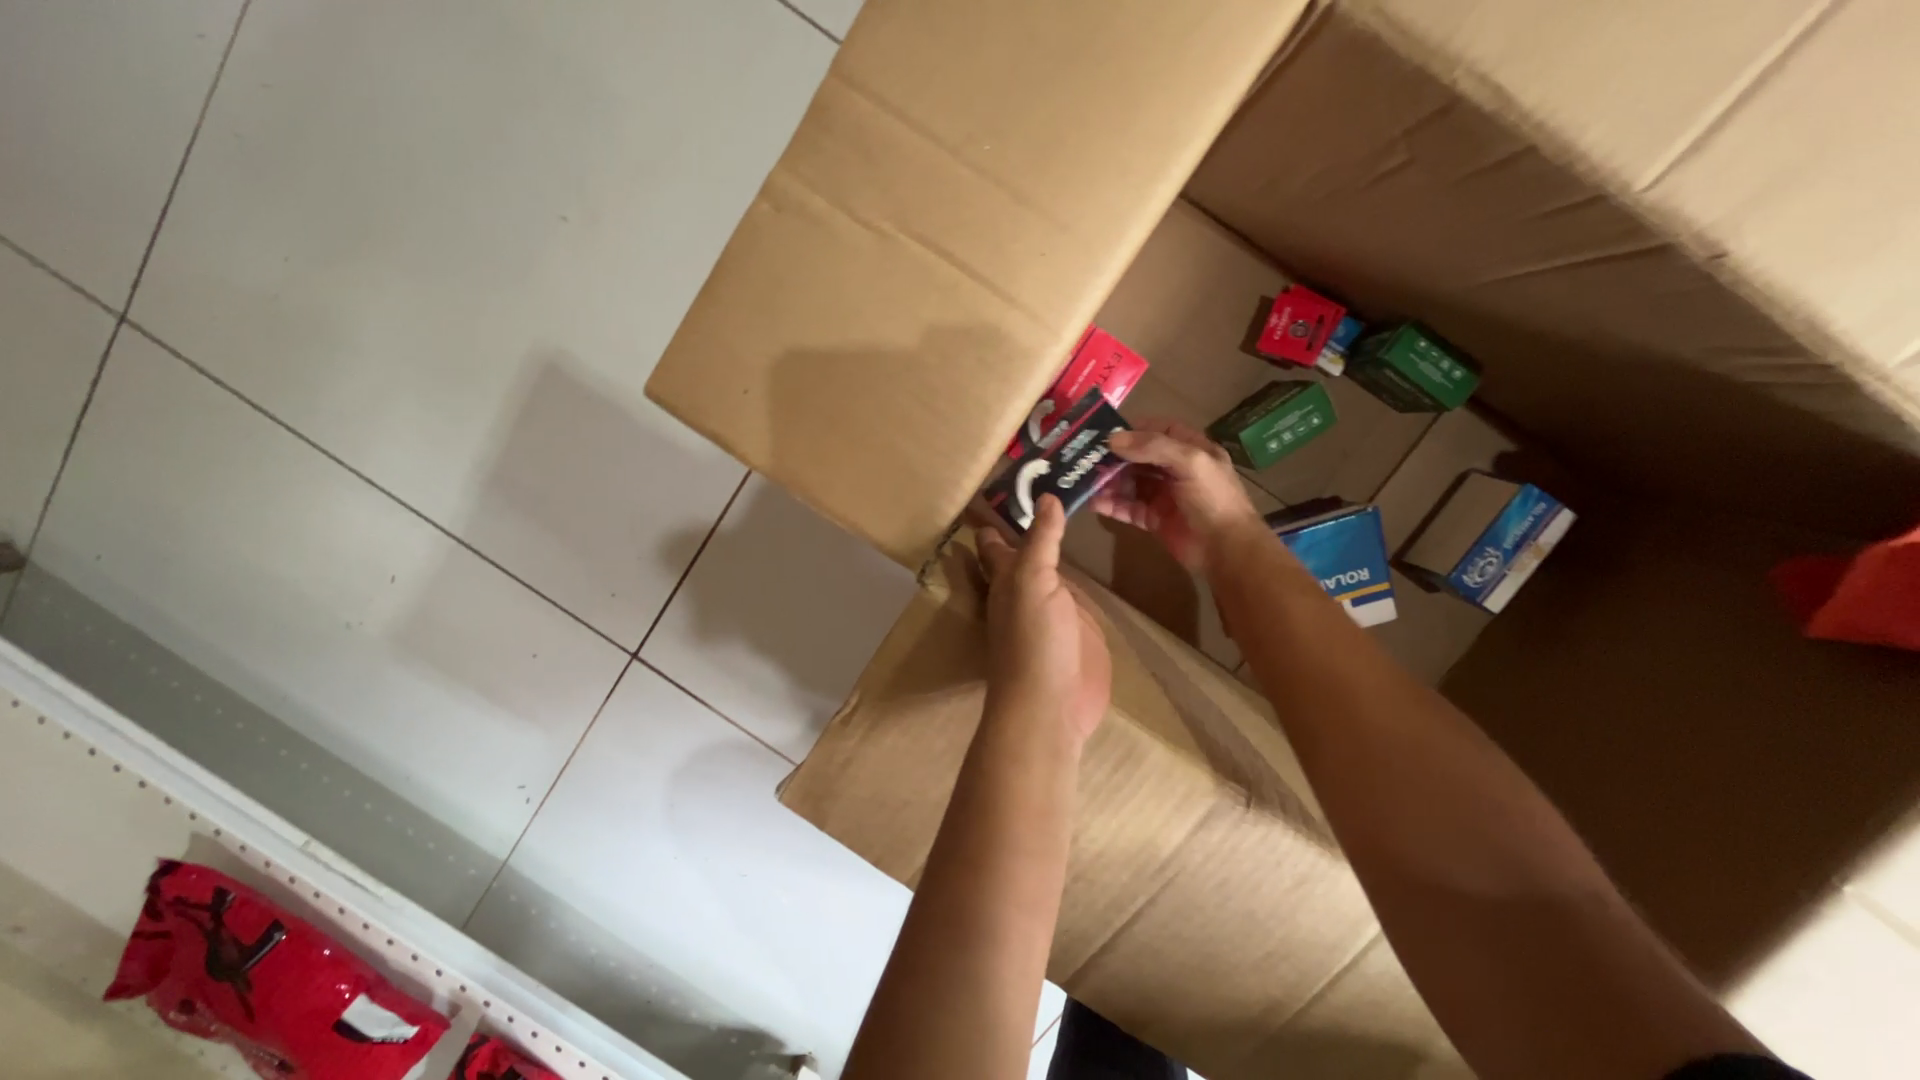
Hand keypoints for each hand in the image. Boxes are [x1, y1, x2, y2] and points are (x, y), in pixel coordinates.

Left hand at [974, 496, 1111, 747]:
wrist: (1052, 707)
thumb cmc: (1033, 641)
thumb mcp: (1033, 583)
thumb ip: (1040, 542)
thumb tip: (1046, 497)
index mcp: (1005, 578)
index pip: (994, 540)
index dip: (994, 514)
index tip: (1004, 480)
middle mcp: (1025, 592)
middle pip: (1022, 554)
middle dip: (1026, 526)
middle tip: (1043, 483)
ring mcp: (1052, 614)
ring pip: (1048, 575)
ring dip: (1051, 551)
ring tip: (1066, 512)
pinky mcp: (1076, 633)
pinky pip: (1076, 600)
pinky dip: (1080, 580)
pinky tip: (1087, 568)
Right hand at [1092, 419, 1262, 571]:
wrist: (1226, 549)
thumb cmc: (1213, 498)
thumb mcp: (1190, 462)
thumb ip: (1153, 447)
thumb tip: (1112, 439)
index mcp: (1191, 449)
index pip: (1158, 430)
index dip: (1133, 430)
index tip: (1104, 432)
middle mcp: (1176, 469)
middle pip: (1139, 457)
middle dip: (1114, 457)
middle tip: (1086, 458)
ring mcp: (1164, 495)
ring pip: (1130, 482)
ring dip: (1109, 481)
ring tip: (1086, 481)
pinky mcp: (1154, 519)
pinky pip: (1128, 507)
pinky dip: (1111, 505)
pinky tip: (1094, 503)